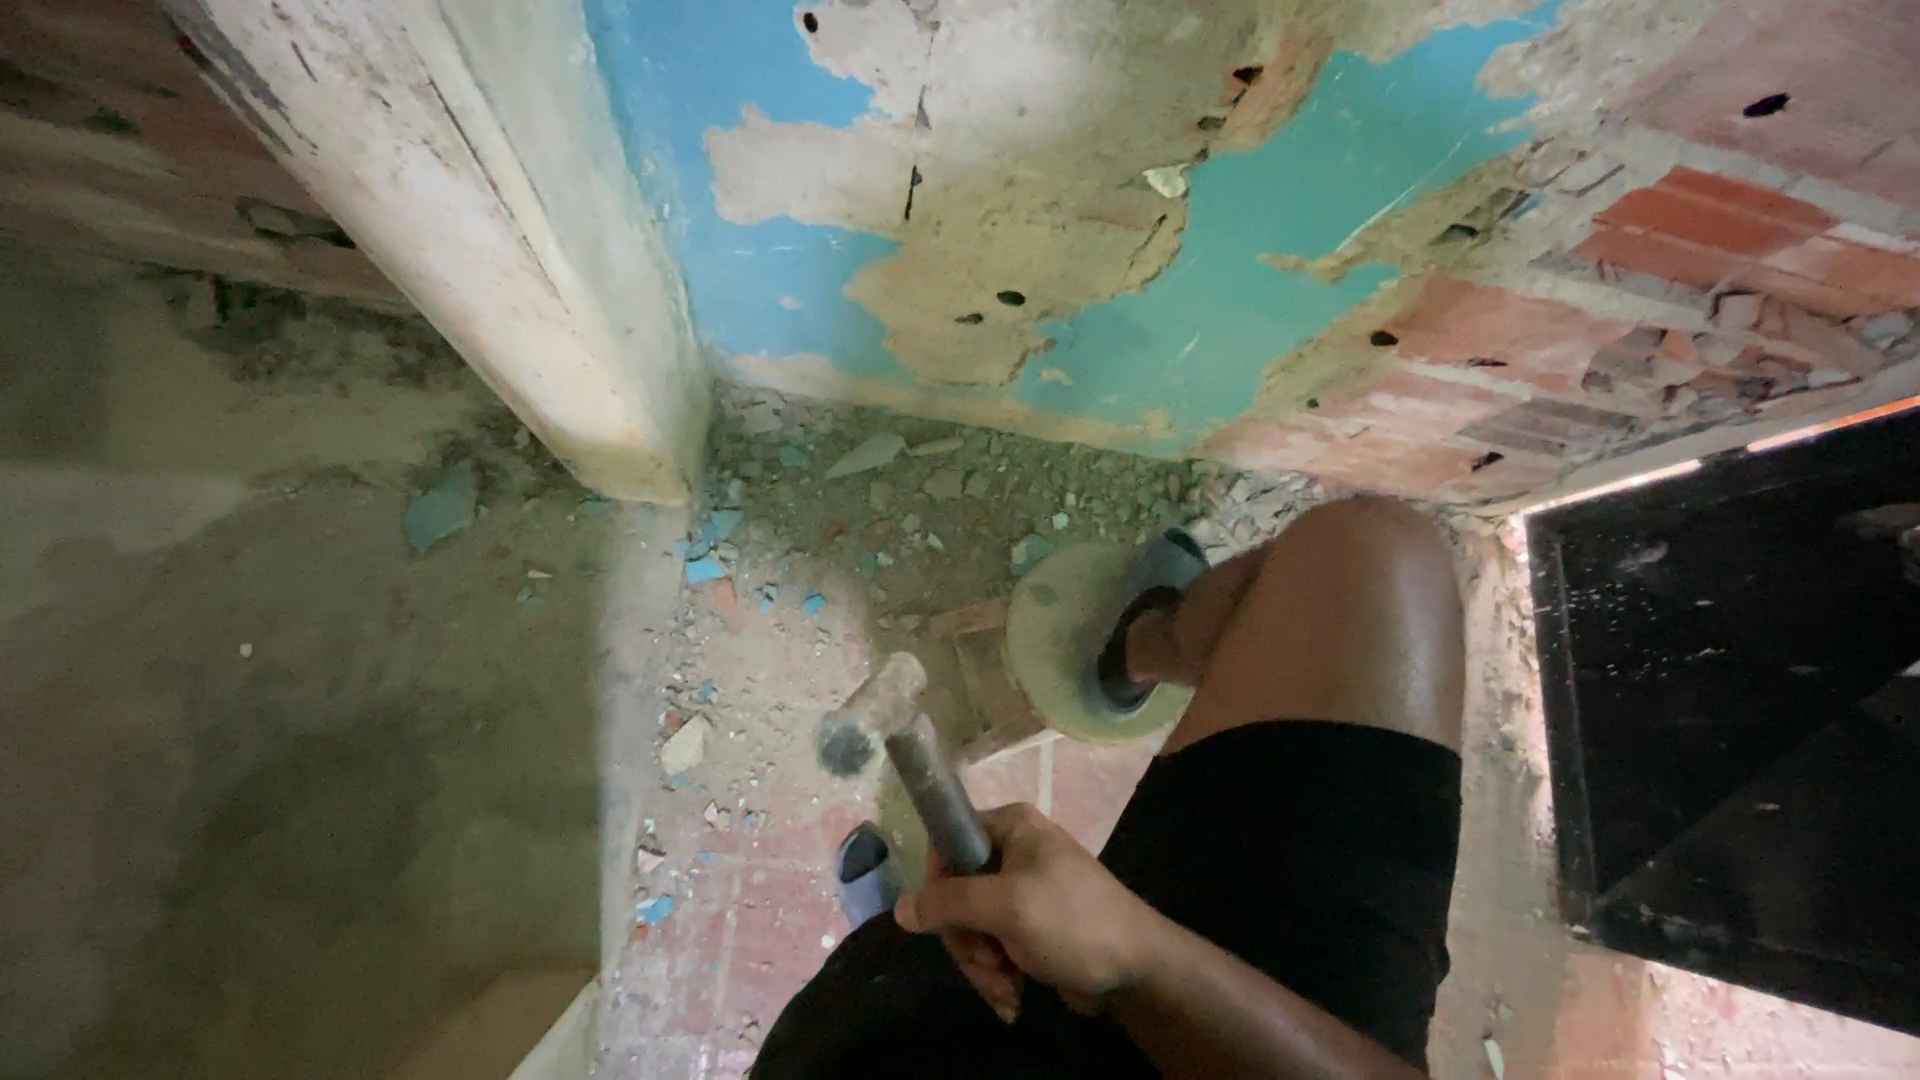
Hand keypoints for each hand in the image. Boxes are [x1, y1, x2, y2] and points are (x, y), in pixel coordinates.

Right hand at [895, 803, 1162, 1015]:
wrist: (1135, 967)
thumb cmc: (1071, 920)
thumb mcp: (1006, 906)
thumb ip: (949, 903)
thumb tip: (900, 908)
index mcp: (1010, 826)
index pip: (948, 841)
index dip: (938, 882)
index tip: (943, 918)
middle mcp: (1012, 850)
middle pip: (956, 892)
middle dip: (966, 939)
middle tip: (987, 963)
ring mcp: (1020, 890)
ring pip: (970, 925)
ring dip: (981, 965)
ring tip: (1006, 988)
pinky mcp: (1027, 926)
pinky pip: (991, 945)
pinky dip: (997, 973)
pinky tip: (1013, 996)